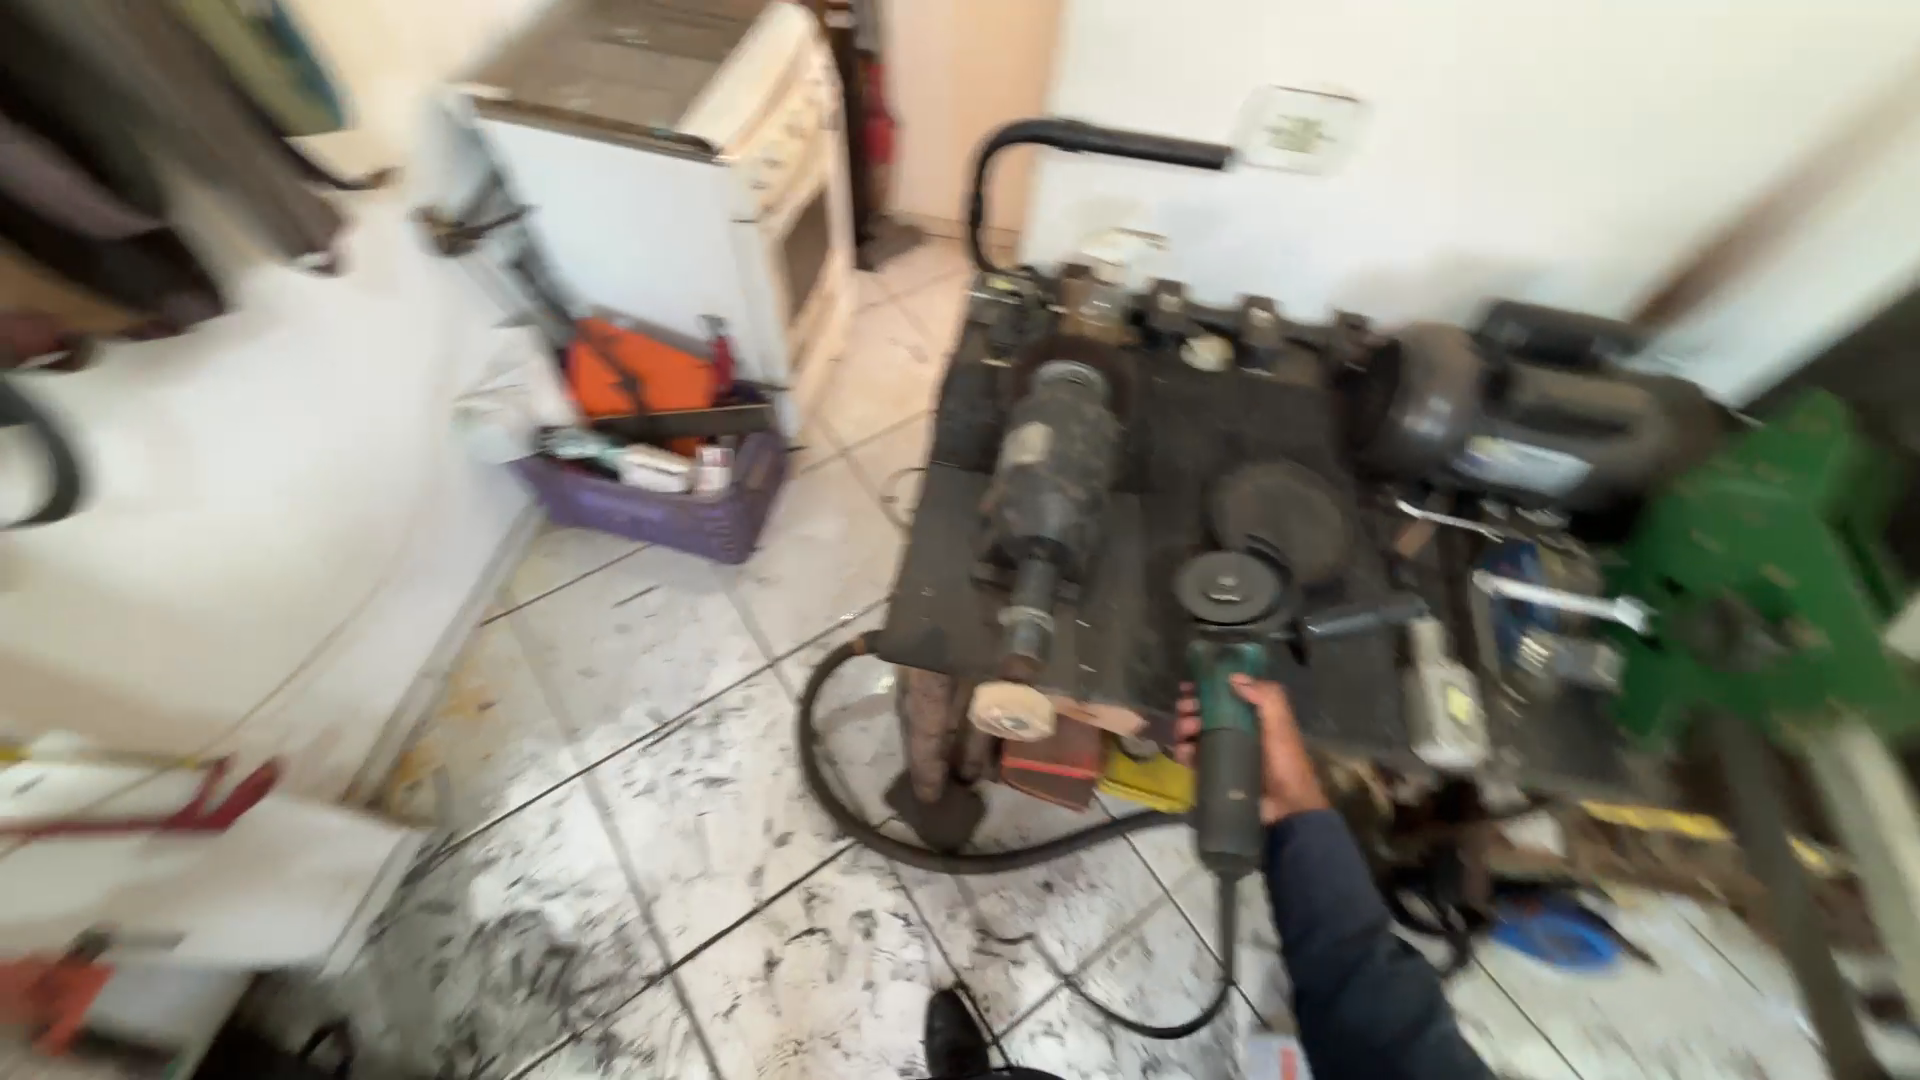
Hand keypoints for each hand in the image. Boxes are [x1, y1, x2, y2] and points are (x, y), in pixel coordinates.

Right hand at [1175, 674, 1328, 824]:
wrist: (1286, 808)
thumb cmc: (1285, 762)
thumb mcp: (1282, 724)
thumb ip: (1265, 697)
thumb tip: (1232, 677)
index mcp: (1250, 715)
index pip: (1222, 695)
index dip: (1204, 688)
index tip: (1189, 686)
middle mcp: (1233, 730)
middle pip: (1202, 711)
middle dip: (1190, 707)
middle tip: (1187, 710)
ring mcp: (1221, 751)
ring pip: (1192, 732)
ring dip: (1183, 726)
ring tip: (1187, 730)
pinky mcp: (1212, 771)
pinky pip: (1190, 756)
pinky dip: (1182, 750)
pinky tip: (1184, 751)